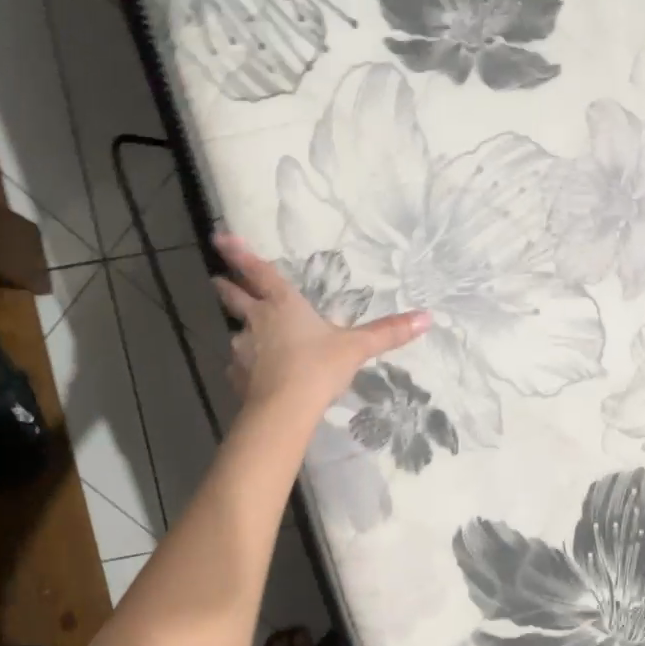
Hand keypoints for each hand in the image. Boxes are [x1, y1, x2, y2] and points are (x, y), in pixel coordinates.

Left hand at [212, 234, 430, 416]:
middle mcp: (257, 321)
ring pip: (236, 336)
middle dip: (226, 287)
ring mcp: (242, 351)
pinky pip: (237, 370)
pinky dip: (242, 370)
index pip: (258, 271)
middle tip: (216, 281)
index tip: (219, 236)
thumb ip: (387, 333)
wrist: (284, 409)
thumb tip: (428, 318)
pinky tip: (250, 379)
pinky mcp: (237, 379)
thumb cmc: (319, 368)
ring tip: (244, 340)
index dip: (240, 253)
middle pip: (234, 298)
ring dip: (240, 334)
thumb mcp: (356, 349)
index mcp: (283, 304)